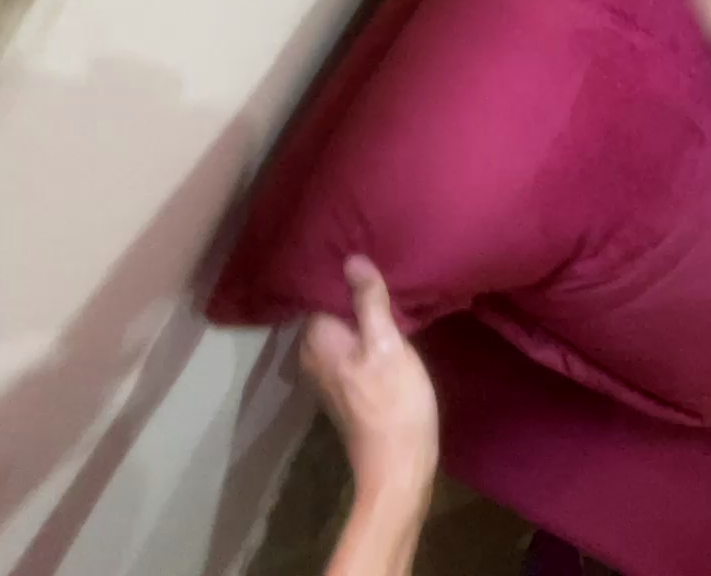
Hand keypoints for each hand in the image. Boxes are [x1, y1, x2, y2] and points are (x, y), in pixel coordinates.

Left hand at [301, 256, 438, 510]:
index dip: (341, 269)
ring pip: (341, 326)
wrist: (398, 466)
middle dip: (350, 288)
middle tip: (379, 259)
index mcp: (316, 339)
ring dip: (359, 309)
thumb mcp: (387, 343)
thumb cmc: (394, 401)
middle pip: (329, 307)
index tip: (362, 245)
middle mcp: (311, 353)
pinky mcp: (343, 384)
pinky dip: (363, 330)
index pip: (320, 289)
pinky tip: (384, 319)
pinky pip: (349, 343)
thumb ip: (368, 300)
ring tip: (384, 284)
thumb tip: (351, 258)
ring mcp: (326, 371)